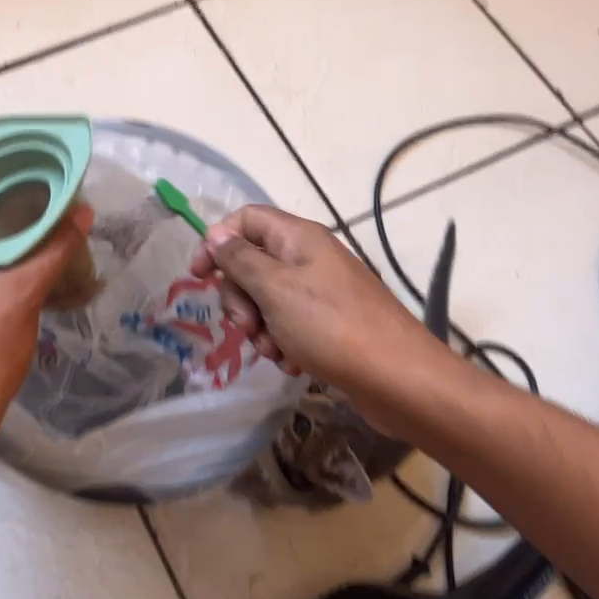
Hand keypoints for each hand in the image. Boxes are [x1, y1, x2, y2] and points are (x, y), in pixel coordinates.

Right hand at [189, 205, 443, 428]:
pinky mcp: (329, 324)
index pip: (245, 219)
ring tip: (274, 351)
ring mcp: (321, 292)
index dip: (217, 242)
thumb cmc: (331, 326)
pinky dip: (283, 343)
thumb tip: (216, 234)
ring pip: (266, 299)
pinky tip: (292, 363)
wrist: (399, 380)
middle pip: (251, 263)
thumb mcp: (274, 289)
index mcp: (298, 238)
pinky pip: (289, 325)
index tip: (199, 276)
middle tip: (246, 326)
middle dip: (239, 298)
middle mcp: (309, 258)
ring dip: (260, 328)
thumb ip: (239, 259)